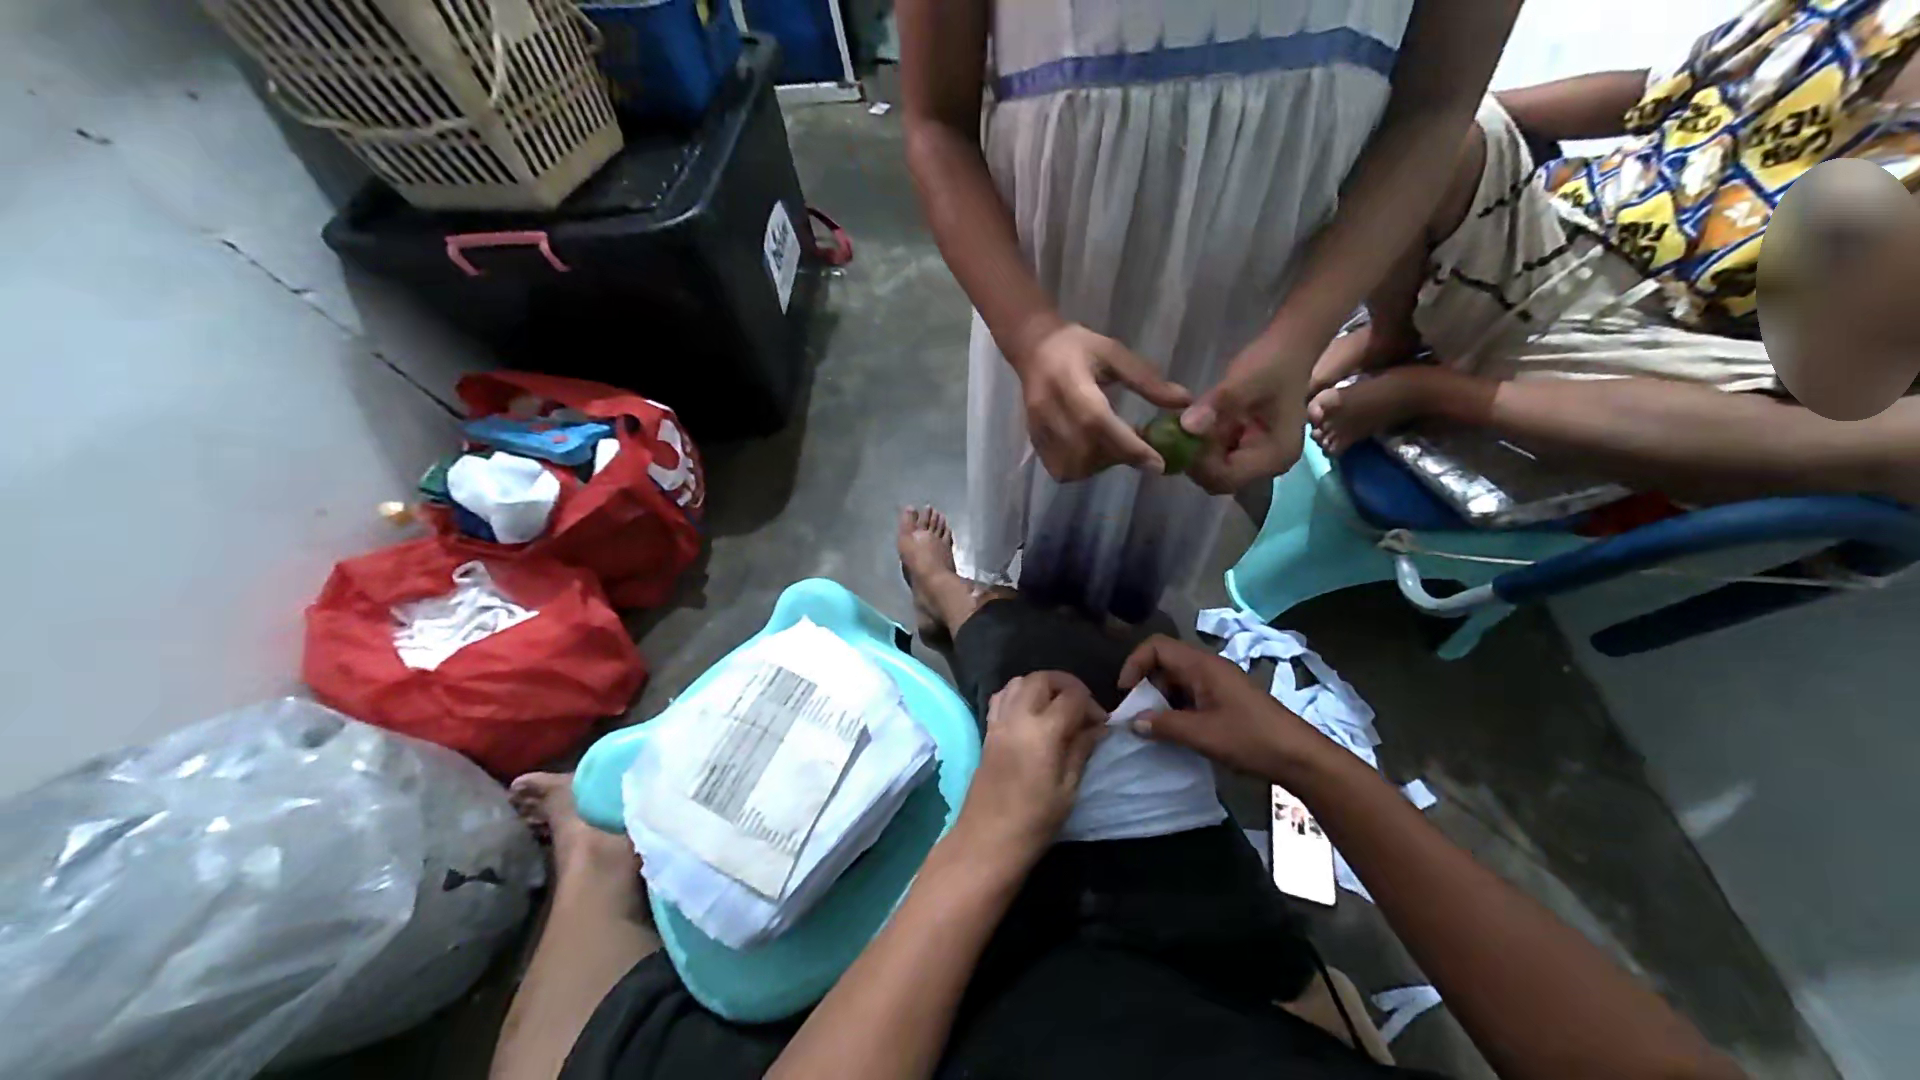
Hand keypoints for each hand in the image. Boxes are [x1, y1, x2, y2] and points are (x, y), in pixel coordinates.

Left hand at [952, 672, 1108, 863]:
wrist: (988, 840)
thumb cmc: (1035, 821)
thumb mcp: (1068, 788)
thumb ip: (1081, 749)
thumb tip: (1097, 726)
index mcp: (1042, 732)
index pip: (1072, 697)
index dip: (1091, 705)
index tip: (1100, 723)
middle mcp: (1017, 717)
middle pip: (1042, 678)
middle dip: (1066, 684)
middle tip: (1081, 706)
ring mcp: (998, 722)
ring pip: (1018, 681)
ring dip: (1041, 685)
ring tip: (1057, 707)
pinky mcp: (987, 731)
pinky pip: (1001, 697)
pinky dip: (1018, 693)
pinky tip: (1031, 713)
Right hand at [1011, 322, 1191, 481]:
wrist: (1032, 347)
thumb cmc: (1078, 346)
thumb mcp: (1114, 353)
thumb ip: (1147, 380)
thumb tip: (1184, 402)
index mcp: (1069, 381)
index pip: (1097, 421)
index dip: (1128, 446)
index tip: (1157, 462)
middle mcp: (1048, 409)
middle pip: (1086, 449)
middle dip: (1120, 456)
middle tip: (1140, 448)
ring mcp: (1038, 428)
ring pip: (1074, 465)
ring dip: (1101, 465)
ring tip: (1114, 448)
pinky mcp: (1034, 440)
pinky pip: (1060, 469)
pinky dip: (1082, 469)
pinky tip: (1093, 453)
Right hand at [1118, 636, 1327, 779]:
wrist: (1300, 757)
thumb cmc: (1250, 738)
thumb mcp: (1202, 734)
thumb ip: (1163, 725)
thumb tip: (1132, 721)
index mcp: (1202, 665)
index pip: (1156, 646)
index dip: (1134, 663)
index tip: (1126, 693)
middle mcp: (1208, 667)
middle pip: (1164, 663)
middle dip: (1145, 686)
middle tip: (1137, 715)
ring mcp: (1218, 683)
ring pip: (1176, 681)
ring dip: (1160, 700)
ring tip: (1154, 728)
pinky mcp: (1225, 700)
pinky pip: (1190, 695)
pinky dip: (1176, 709)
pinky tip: (1176, 732)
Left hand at [1180, 333, 1316, 494]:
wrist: (1290, 347)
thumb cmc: (1274, 362)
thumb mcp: (1245, 379)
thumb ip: (1218, 403)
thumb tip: (1187, 427)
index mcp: (1275, 456)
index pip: (1227, 478)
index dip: (1200, 463)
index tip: (1184, 435)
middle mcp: (1268, 465)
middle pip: (1218, 479)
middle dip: (1196, 458)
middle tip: (1181, 428)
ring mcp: (1257, 458)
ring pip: (1213, 469)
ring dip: (1196, 449)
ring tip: (1189, 421)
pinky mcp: (1246, 448)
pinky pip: (1216, 456)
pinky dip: (1202, 443)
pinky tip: (1196, 420)